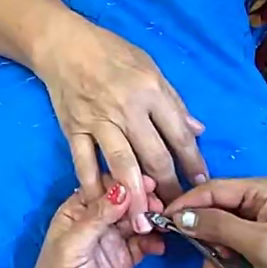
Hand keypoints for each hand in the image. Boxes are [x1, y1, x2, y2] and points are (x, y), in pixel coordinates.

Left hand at [13, 176, 165, 267]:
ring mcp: (112, 239)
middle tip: (158, 206)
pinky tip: (159, 244)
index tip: (146, 184)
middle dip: (141, 201)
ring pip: (136, 219)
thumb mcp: (72, 246)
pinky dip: (154, 241)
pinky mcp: (125, 259)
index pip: (103, 187)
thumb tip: (122, 189)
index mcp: (76, 211)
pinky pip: (144, 243)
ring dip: (150, 219)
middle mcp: (96, 220)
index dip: (124, 183)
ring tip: (162, 223)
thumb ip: (97, 218)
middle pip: (124, 201)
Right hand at [34, 15, 207, 231]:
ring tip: (144, 222)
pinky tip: (103, 205)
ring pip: (122, 165)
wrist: (63, 45)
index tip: (202, 184)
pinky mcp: (73, 129)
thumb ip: (173, 102)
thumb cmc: (110, 52)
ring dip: (136, 197)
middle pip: (154, 156)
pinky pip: (84, 163)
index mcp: (151, 92)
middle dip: (169, 188)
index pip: (179, 135)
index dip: (193, 163)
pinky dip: (93, 186)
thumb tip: (197, 131)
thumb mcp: (150, 67)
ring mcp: (98, 122)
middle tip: (177, 213)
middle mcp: (127, 110)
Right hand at [161, 177, 266, 267]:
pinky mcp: (259, 249)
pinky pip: (232, 257)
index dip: (188, 205)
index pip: (214, 189)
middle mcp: (259, 203)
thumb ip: (218, 226)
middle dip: (211, 252)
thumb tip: (179, 216)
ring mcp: (259, 227)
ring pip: (219, 242)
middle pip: (214, 219)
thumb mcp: (260, 244)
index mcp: (264, 190)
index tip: (162, 222)